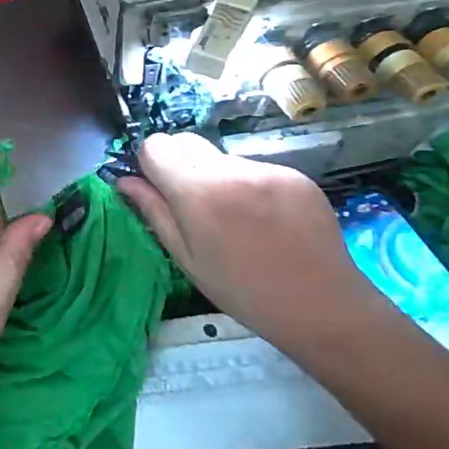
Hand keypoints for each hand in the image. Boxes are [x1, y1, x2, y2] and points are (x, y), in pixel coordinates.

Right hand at [116, 132, 402, 358]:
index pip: (156, 145)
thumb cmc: (243, 292)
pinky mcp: (295, 174)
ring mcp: (267, 169)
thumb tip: (125, 180)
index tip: (157, 188)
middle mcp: (232, 170)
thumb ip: (154, 212)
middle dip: (179, 164)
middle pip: (186, 141)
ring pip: (221, 156)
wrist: (323, 306)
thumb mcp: (187, 259)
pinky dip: (247, 186)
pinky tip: (263, 220)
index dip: (150, 164)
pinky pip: (254, 168)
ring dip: (215, 176)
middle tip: (192, 205)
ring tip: (234, 219)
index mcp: (199, 192)